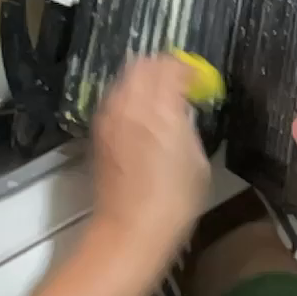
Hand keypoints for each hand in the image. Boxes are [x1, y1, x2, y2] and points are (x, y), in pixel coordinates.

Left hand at [91, 54, 209, 256]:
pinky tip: (140, 115)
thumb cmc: (173, 202)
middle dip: (163, 67)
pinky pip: (115, 98)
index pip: (171, 67)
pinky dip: (129, 96)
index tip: (198, 80)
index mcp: (161, 107)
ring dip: (144, 79)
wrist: (130, 231)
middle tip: (178, 82)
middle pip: (144, 64)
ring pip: (126, 77)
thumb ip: (188, 125)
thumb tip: (182, 111)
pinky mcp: (99, 129)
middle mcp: (131, 103)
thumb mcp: (197, 160)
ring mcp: (111, 114)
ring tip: (159, 97)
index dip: (187, 69)